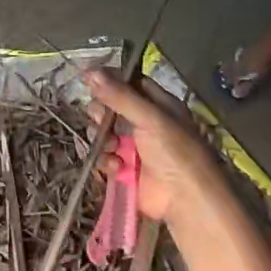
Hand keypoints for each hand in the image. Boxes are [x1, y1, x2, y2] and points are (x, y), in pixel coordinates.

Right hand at [83, 69, 221, 222]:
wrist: (184, 199)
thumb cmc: (174, 151)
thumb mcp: (150, 118)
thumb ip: (120, 96)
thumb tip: (90, 71)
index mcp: (158, 105)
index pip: (130, 82)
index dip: (109, 79)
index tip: (86, 77)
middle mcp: (145, 122)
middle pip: (111, 107)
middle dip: (101, 112)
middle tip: (100, 116)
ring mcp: (134, 147)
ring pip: (104, 132)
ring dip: (103, 138)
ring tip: (112, 147)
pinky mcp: (125, 169)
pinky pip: (105, 157)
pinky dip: (107, 160)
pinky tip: (116, 166)